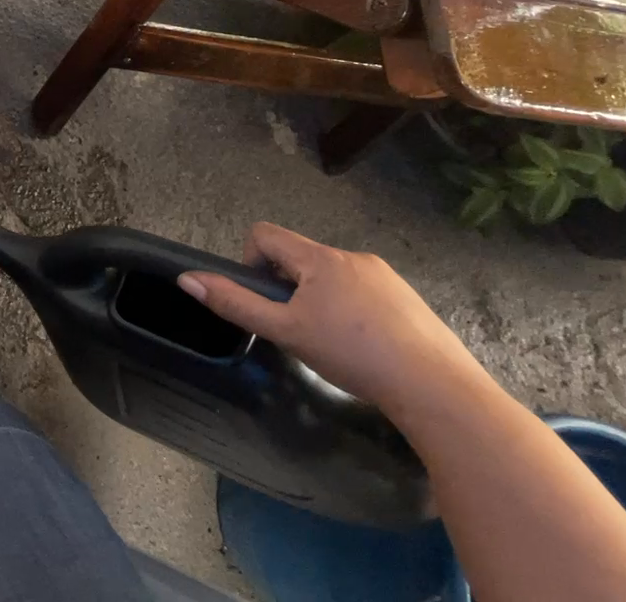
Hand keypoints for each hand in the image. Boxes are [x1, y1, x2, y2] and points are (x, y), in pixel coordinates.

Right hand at [178, 223, 487, 418]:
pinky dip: (348, 309)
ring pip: (330, 276)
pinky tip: (361, 345)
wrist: (438, 390)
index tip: (262, 299)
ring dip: (316, 297)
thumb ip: (234, 303)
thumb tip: (187, 279)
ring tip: (328, 339)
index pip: (265, 234)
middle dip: (285, 285)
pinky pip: (360, 291)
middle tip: (293, 326)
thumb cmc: (353, 353)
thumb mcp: (283, 331)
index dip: (250, 260)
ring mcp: (386, 277)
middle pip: (298, 256)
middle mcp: (353, 257)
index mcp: (320, 259)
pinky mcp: (409, 299)